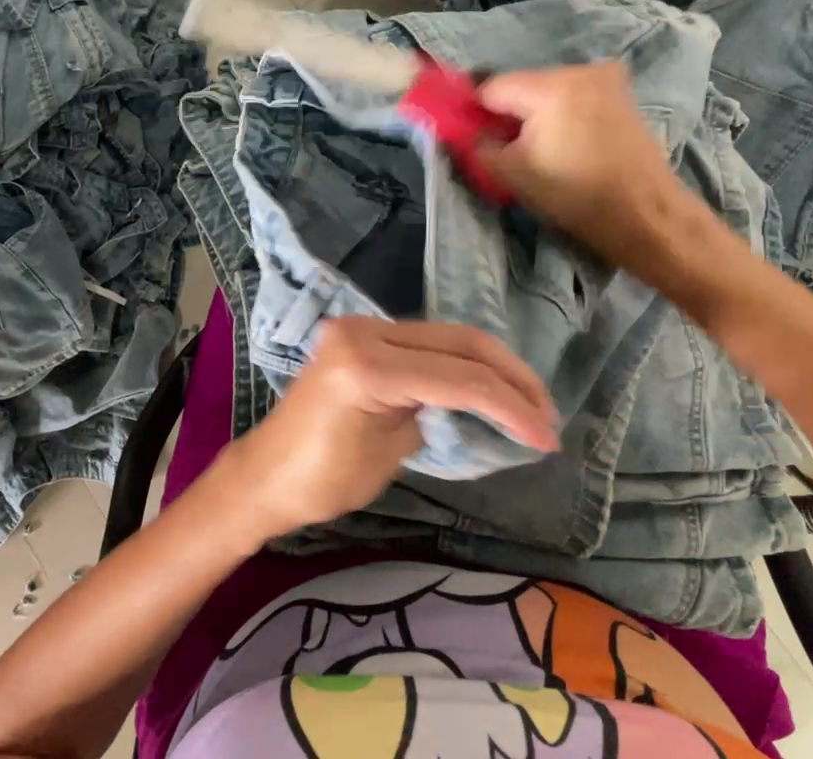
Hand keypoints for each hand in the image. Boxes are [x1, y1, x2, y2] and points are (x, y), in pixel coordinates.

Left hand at [208, 317, 558, 542]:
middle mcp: (364, 333)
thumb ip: (431, 417)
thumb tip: (467, 404)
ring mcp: (360, 331)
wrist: (264, 476)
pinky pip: (424, 346)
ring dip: (491, 369)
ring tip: (529, 406)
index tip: (547, 438)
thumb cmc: (319, 481)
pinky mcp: (360, 339)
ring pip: (447, 339)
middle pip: (460, 344)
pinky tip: (487, 389)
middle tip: (547, 416)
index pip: (459, 379)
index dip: (511, 407)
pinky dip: (460, 367)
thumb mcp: (387, 454)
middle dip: (510, 379)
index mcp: (366, 365)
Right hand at [476, 62, 698, 256]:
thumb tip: (467, 133)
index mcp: (550, 85)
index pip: (491, 87)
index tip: (472, 137)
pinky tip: (564, 145)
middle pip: (522, 86)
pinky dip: (560, 115)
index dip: (475, 112)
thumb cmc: (573, 193)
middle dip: (508, 113)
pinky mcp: (621, 96)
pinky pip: (574, 98)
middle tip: (506, 148)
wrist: (644, 214)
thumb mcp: (510, 173)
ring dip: (535, 115)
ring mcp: (606, 80)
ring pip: (548, 91)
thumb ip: (477, 145)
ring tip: (539, 150)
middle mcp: (580, 70)